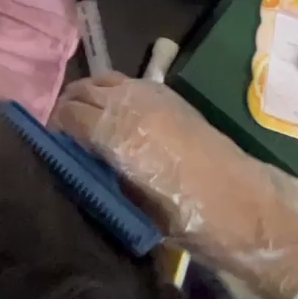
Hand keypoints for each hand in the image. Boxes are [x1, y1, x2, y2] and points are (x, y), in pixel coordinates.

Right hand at [57, 74, 297, 298]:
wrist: (247, 208)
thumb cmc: (186, 218)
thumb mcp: (131, 204)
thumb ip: (98, 173)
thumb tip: (73, 159)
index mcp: (117, 133)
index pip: (67, 114)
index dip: (54, 128)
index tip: (51, 145)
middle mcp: (129, 104)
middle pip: (81, 91)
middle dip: (66, 109)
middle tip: (64, 133)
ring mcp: (150, 94)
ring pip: (101, 80)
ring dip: (87, 96)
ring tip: (86, 120)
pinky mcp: (168, 94)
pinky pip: (125, 82)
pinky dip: (111, 92)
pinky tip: (115, 114)